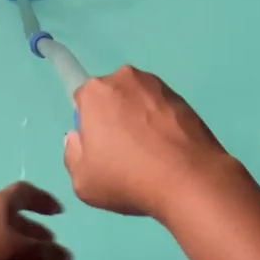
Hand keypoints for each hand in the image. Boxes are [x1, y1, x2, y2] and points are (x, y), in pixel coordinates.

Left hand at [0, 182, 71, 259]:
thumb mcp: (33, 259)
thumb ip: (52, 254)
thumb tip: (63, 254)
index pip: (24, 190)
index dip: (44, 199)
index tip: (60, 213)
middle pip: (13, 215)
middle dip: (35, 230)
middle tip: (51, 246)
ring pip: (2, 237)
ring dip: (22, 249)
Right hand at [63, 66, 242, 219]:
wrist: (188, 179)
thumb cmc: (128, 178)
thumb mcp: (83, 181)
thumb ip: (72, 153)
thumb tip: (79, 137)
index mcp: (95, 92)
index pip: (81, 98)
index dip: (87, 122)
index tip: (99, 144)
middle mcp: (123, 77)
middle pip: (109, 96)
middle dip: (112, 117)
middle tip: (122, 153)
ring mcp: (154, 84)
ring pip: (136, 100)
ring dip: (137, 118)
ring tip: (149, 154)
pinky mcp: (179, 95)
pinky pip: (158, 106)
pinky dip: (159, 122)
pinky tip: (167, 150)